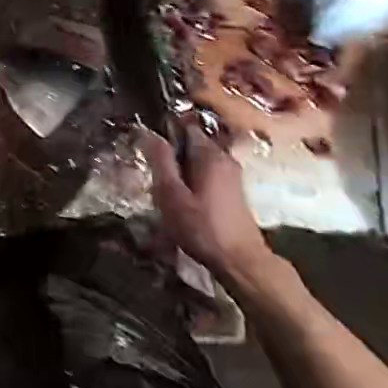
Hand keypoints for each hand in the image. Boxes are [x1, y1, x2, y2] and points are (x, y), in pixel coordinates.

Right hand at [141, 123, 277, 278]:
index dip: (165, 132)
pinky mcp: (234, 191)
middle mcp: (225, 158)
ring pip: (199, 161)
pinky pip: (207, 174)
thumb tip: (147, 133)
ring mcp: (232, 174)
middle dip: (172, 154)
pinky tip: (183, 201)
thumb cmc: (202, 227)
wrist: (239, 260)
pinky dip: (193, 181)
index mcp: (210, 154)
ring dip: (181, 170)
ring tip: (165, 190)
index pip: (185, 126)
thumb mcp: (172, 195)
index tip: (148, 149)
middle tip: (154, 175)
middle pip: (192, 144)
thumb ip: (160, 162)